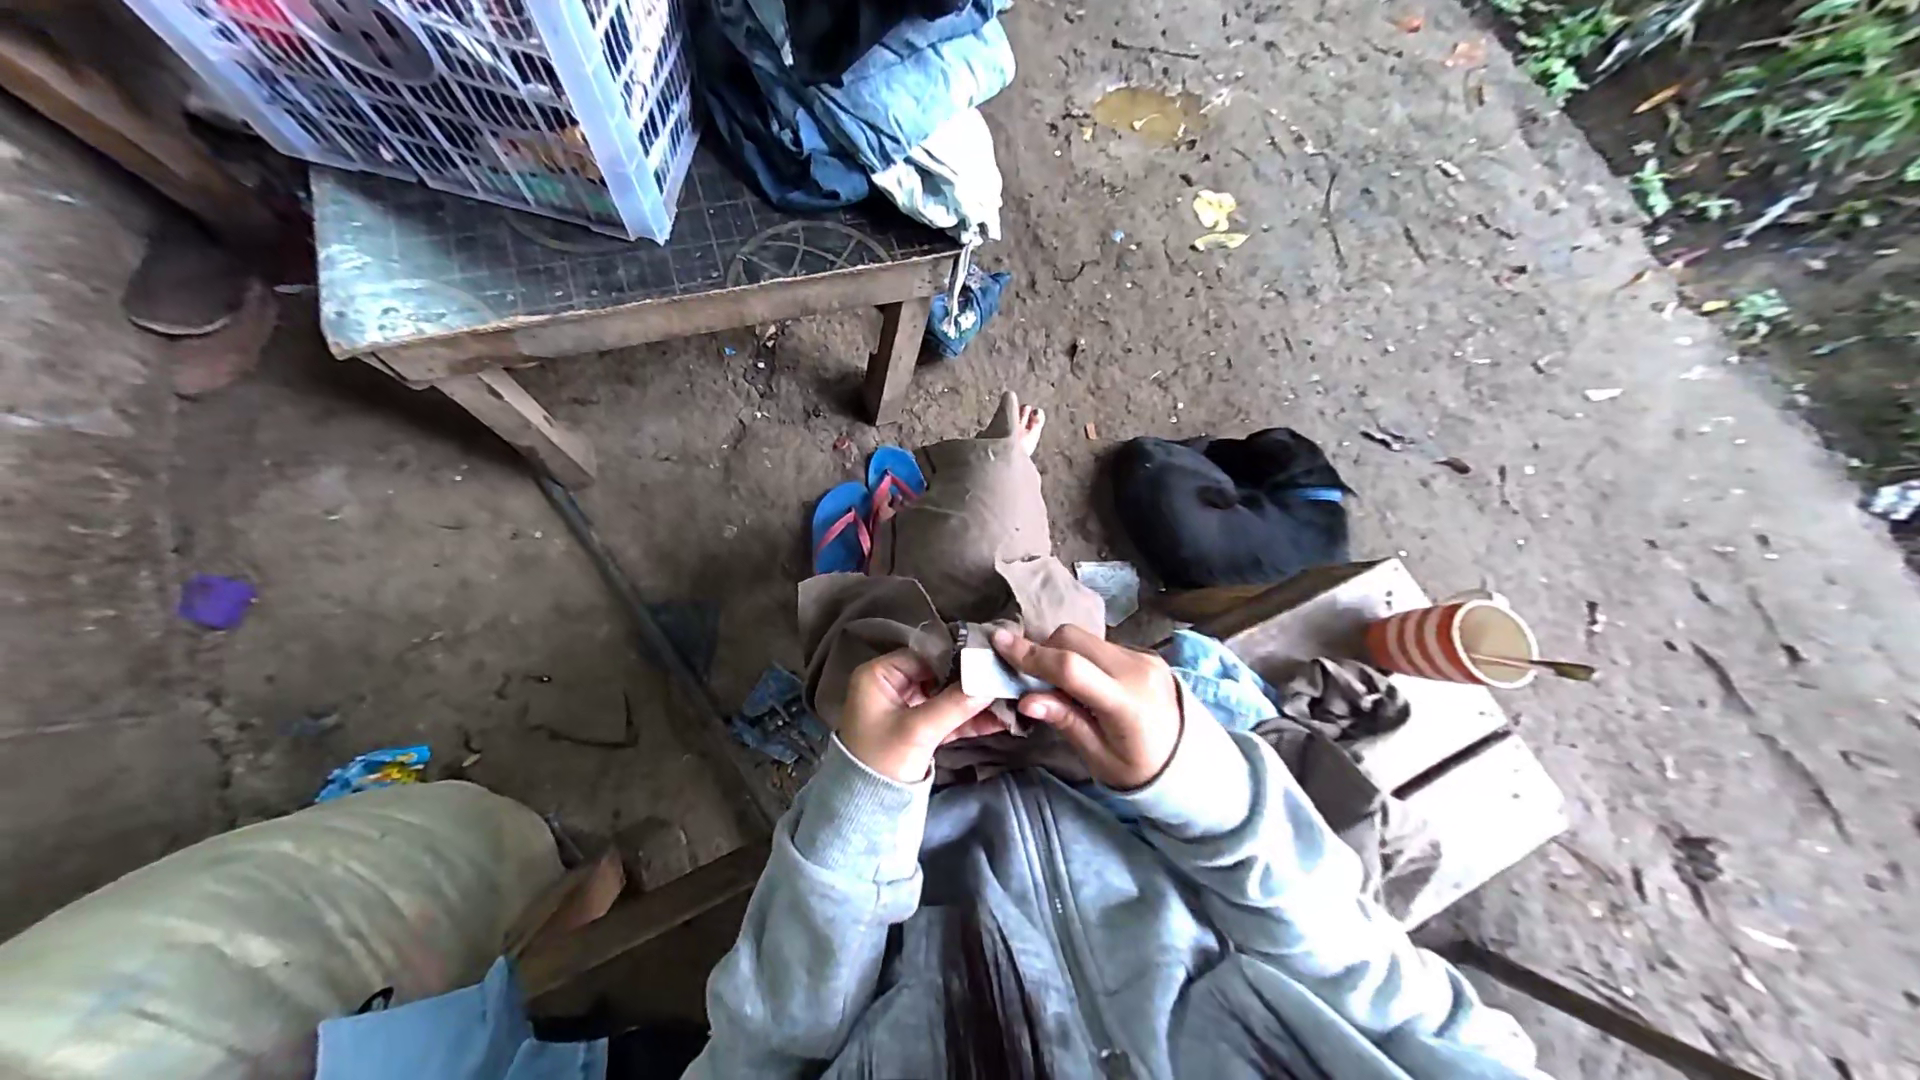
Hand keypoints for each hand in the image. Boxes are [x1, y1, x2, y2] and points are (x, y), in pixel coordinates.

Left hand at [838, 650, 998, 782]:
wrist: (867, 808)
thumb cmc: (882, 760)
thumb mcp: (917, 730)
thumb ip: (953, 705)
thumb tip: (990, 683)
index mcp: (880, 675)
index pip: (925, 655)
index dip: (957, 657)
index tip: (989, 660)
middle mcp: (892, 684)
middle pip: (938, 674)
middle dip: (970, 681)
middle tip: (1004, 677)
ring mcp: (905, 707)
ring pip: (945, 696)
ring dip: (973, 701)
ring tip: (1009, 698)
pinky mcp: (917, 728)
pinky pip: (945, 716)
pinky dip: (968, 719)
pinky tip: (998, 719)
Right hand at [992, 625, 1181, 789]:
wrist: (1194, 763)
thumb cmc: (1140, 769)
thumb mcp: (1099, 757)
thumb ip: (1065, 720)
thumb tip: (1026, 699)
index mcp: (1125, 702)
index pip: (1070, 668)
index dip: (1032, 655)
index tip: (999, 643)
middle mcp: (1136, 669)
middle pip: (1074, 639)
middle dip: (1044, 650)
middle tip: (1033, 678)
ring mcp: (1144, 657)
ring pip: (1086, 638)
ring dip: (1063, 653)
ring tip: (1062, 685)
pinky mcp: (1146, 653)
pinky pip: (1102, 645)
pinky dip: (1084, 657)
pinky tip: (1087, 683)